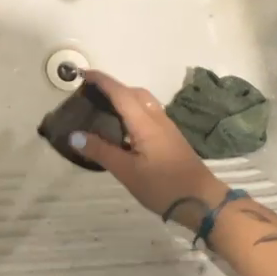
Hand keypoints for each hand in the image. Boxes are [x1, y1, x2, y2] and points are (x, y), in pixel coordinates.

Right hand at [69, 70, 229, 216]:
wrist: (202, 201)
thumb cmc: (163, 186)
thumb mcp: (127, 172)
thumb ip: (101, 151)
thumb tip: (74, 135)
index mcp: (145, 123)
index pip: (121, 93)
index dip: (102, 81)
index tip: (83, 74)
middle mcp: (157, 119)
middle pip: (135, 93)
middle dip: (113, 87)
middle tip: (91, 95)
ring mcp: (167, 128)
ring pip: (144, 102)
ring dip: (124, 98)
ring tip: (104, 110)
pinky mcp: (171, 138)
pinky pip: (148, 114)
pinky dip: (133, 111)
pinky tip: (124, 128)